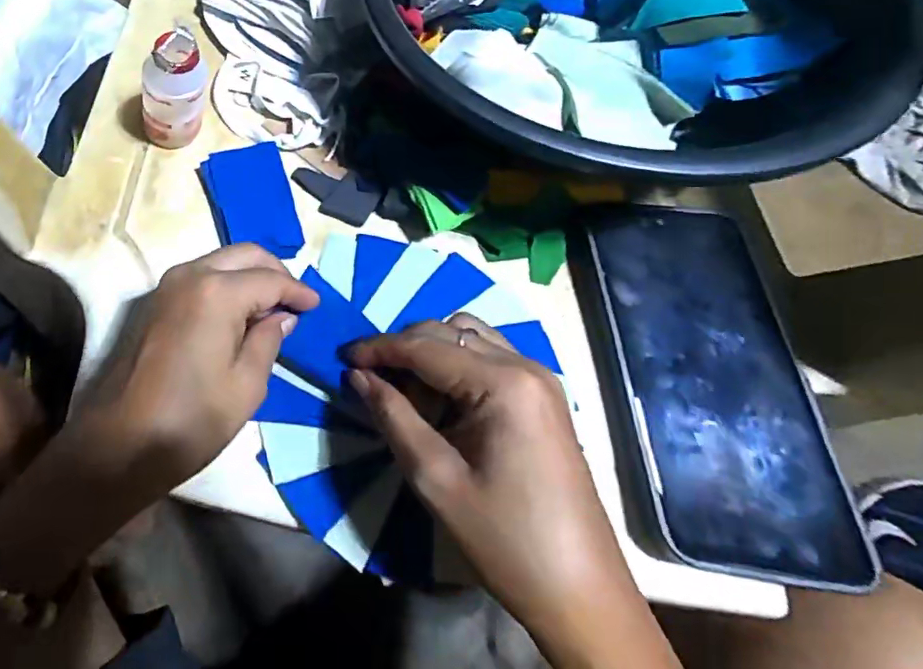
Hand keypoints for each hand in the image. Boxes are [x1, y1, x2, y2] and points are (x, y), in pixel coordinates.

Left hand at [75, 244, 318, 491]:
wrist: (118, 446)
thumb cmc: (191, 419)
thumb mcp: (246, 386)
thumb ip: (268, 341)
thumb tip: (281, 317)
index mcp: (217, 292)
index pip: (269, 279)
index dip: (297, 291)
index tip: (316, 305)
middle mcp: (191, 275)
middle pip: (244, 255)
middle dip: (274, 271)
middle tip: (295, 299)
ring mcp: (168, 286)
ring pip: (221, 261)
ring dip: (249, 275)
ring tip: (271, 306)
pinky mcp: (155, 302)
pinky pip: (201, 277)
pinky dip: (226, 284)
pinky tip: (239, 313)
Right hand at [346, 315, 676, 668]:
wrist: (580, 590)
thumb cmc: (505, 539)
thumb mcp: (436, 480)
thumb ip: (394, 418)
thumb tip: (358, 377)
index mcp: (504, 383)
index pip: (427, 346)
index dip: (380, 348)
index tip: (342, 358)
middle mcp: (525, 365)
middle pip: (450, 332)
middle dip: (404, 348)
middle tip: (369, 379)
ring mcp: (540, 378)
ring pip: (471, 338)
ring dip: (432, 352)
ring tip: (403, 390)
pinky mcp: (543, 396)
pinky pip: (491, 358)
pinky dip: (458, 365)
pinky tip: (439, 398)